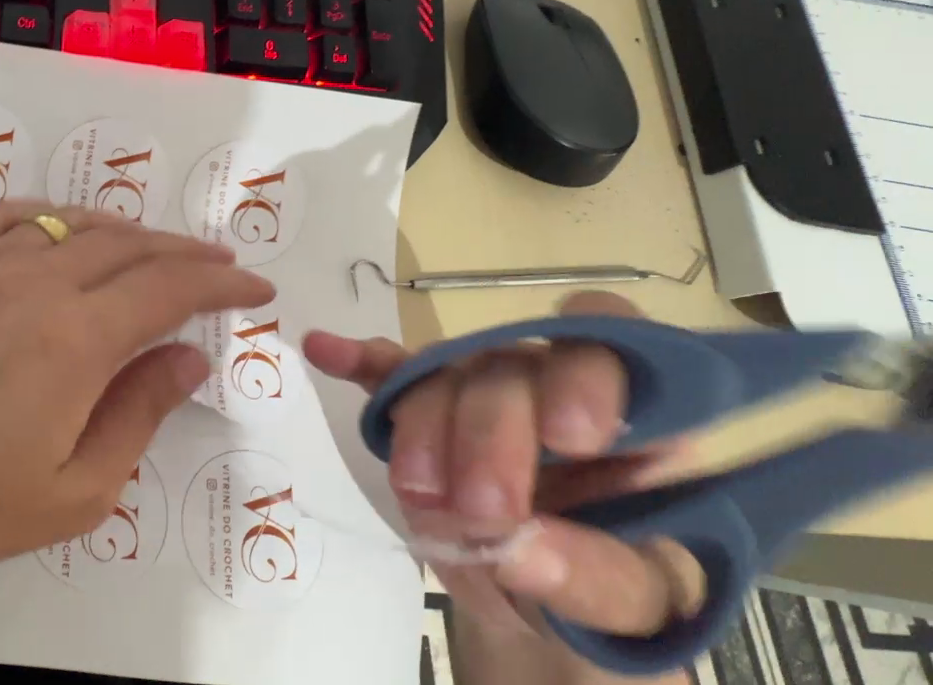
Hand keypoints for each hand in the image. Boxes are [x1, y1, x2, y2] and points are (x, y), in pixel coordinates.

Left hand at [0, 200, 273, 580]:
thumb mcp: (78, 487)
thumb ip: (140, 413)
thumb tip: (188, 356)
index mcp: (75, 338)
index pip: (168, 289)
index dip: (219, 284)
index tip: (254, 287)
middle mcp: (34, 283)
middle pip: (128, 246)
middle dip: (183, 253)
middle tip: (217, 266)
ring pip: (72, 223)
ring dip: (124, 230)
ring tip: (153, 250)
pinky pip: (7, 217)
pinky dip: (49, 214)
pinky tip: (62, 230)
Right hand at [302, 293, 705, 655]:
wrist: (544, 620)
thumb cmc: (611, 610)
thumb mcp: (640, 612)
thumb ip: (597, 579)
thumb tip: (513, 545)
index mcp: (631, 418)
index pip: (615, 345)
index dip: (586, 374)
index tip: (570, 437)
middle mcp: (548, 388)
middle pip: (509, 366)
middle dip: (490, 435)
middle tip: (485, 511)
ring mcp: (476, 395)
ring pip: (440, 377)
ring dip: (424, 430)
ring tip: (422, 498)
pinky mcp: (421, 413)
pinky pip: (388, 375)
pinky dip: (358, 363)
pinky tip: (324, 349)